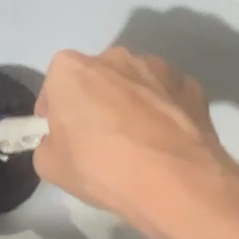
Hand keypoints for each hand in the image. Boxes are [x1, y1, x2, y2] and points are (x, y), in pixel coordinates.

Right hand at [33, 47, 238, 225]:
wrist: (172, 180)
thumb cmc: (99, 167)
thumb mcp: (50, 166)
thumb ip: (48, 145)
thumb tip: (58, 143)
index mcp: (72, 70)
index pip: (55, 83)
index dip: (55, 109)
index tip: (61, 133)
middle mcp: (114, 57)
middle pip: (97, 78)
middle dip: (95, 100)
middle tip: (99, 138)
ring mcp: (156, 67)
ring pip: (135, 83)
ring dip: (131, 102)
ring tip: (138, 141)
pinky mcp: (190, 84)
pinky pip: (167, 96)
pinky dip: (164, 111)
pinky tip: (165, 141)